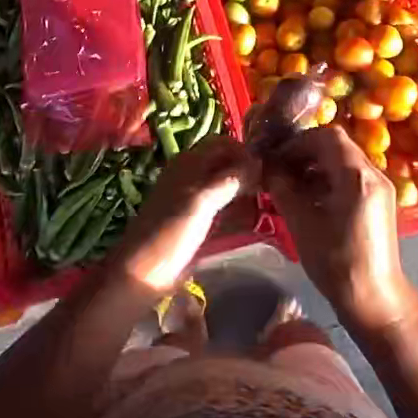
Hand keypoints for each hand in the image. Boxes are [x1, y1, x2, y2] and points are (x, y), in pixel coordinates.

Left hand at [112, 137, 255, 292]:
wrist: (143, 273)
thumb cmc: (170, 232)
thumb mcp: (202, 200)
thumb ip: (230, 178)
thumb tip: (259, 162)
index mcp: (189, 162)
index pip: (224, 144)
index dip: (246, 152)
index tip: (269, 167)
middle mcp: (193, 176)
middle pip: (227, 164)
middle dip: (249, 171)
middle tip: (273, 186)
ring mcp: (195, 199)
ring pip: (228, 186)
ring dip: (247, 191)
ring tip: (269, 202)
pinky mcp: (199, 222)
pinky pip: (225, 208)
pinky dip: (240, 209)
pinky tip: (256, 219)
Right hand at [261, 126, 416, 333]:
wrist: (374, 300)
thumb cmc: (335, 262)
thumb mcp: (302, 222)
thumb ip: (283, 188)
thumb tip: (268, 167)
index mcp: (356, 176)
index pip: (326, 136)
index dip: (297, 142)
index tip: (276, 158)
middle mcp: (373, 174)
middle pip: (336, 145)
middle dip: (305, 152)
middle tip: (280, 170)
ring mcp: (380, 187)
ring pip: (344, 160)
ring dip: (316, 165)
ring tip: (291, 185)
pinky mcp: (379, 201)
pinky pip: (351, 176)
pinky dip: (329, 178)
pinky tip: (310, 198)